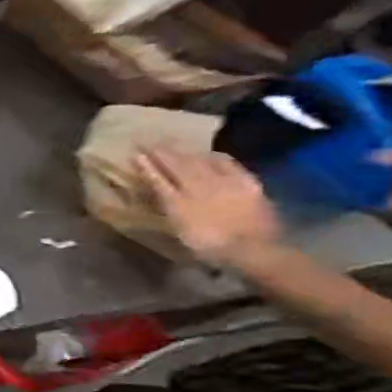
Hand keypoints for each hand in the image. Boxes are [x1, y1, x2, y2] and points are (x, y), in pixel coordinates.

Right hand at [136, 148, 282, 267]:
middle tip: (153, 141)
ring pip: (203, 162)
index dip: (147, 164)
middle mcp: (201, 185)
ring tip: (176, 143)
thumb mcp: (178, 226)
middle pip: (181, 164)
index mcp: (179, 198)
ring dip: (188, 152)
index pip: (159, 176)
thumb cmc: (209, 245)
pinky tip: (213, 154)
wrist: (254, 250)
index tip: (136, 152)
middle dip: (166, 152)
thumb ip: (166, 203)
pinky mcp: (248, 186)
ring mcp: (227, 184)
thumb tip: (153, 182)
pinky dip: (218, 159)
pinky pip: (230, 167)